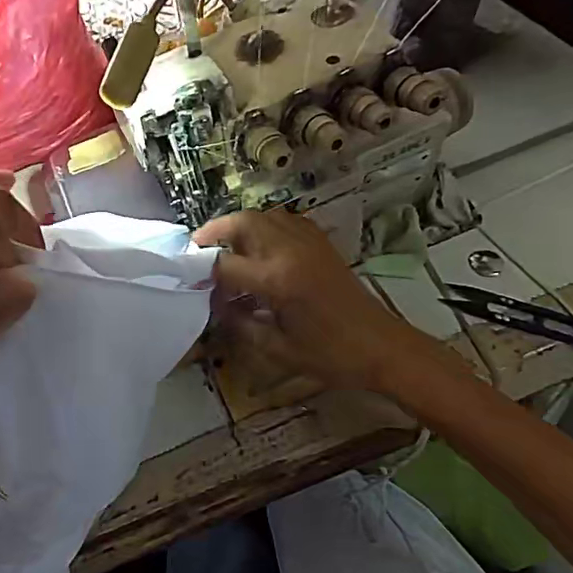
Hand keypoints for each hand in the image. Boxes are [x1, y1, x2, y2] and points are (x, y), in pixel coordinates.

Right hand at [194, 209, 461, 393]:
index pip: (224, 264)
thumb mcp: (277, 348)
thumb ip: (240, 323)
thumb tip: (215, 304)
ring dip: (238, 227)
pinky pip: (284, 220)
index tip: (188, 281)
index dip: (201, 271)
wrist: (384, 347)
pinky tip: (258, 248)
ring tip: (225, 249)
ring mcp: (307, 242)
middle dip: (213, 232)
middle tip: (197, 250)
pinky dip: (264, 226)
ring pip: (262, 216)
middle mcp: (289, 251)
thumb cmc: (330, 356)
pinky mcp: (320, 243)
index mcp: (277, 279)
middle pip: (241, 223)